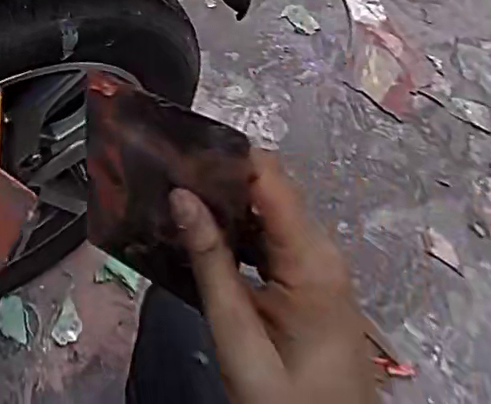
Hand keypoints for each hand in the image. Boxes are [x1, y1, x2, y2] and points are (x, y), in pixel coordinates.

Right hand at [172, 151, 377, 403]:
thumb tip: (180, 195)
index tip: (181, 150)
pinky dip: (239, 225)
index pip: (270, 177)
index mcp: (310, 259)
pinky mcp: (310, 279)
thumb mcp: (238, 339)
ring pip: (268, 208)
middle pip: (269, 187)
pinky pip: (272, 234)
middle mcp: (321, 250)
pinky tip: (206, 229)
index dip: (228, 155)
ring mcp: (319, 264)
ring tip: (179, 194)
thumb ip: (210, 263)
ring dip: (226, 198)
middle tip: (169, 173)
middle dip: (220, 174)